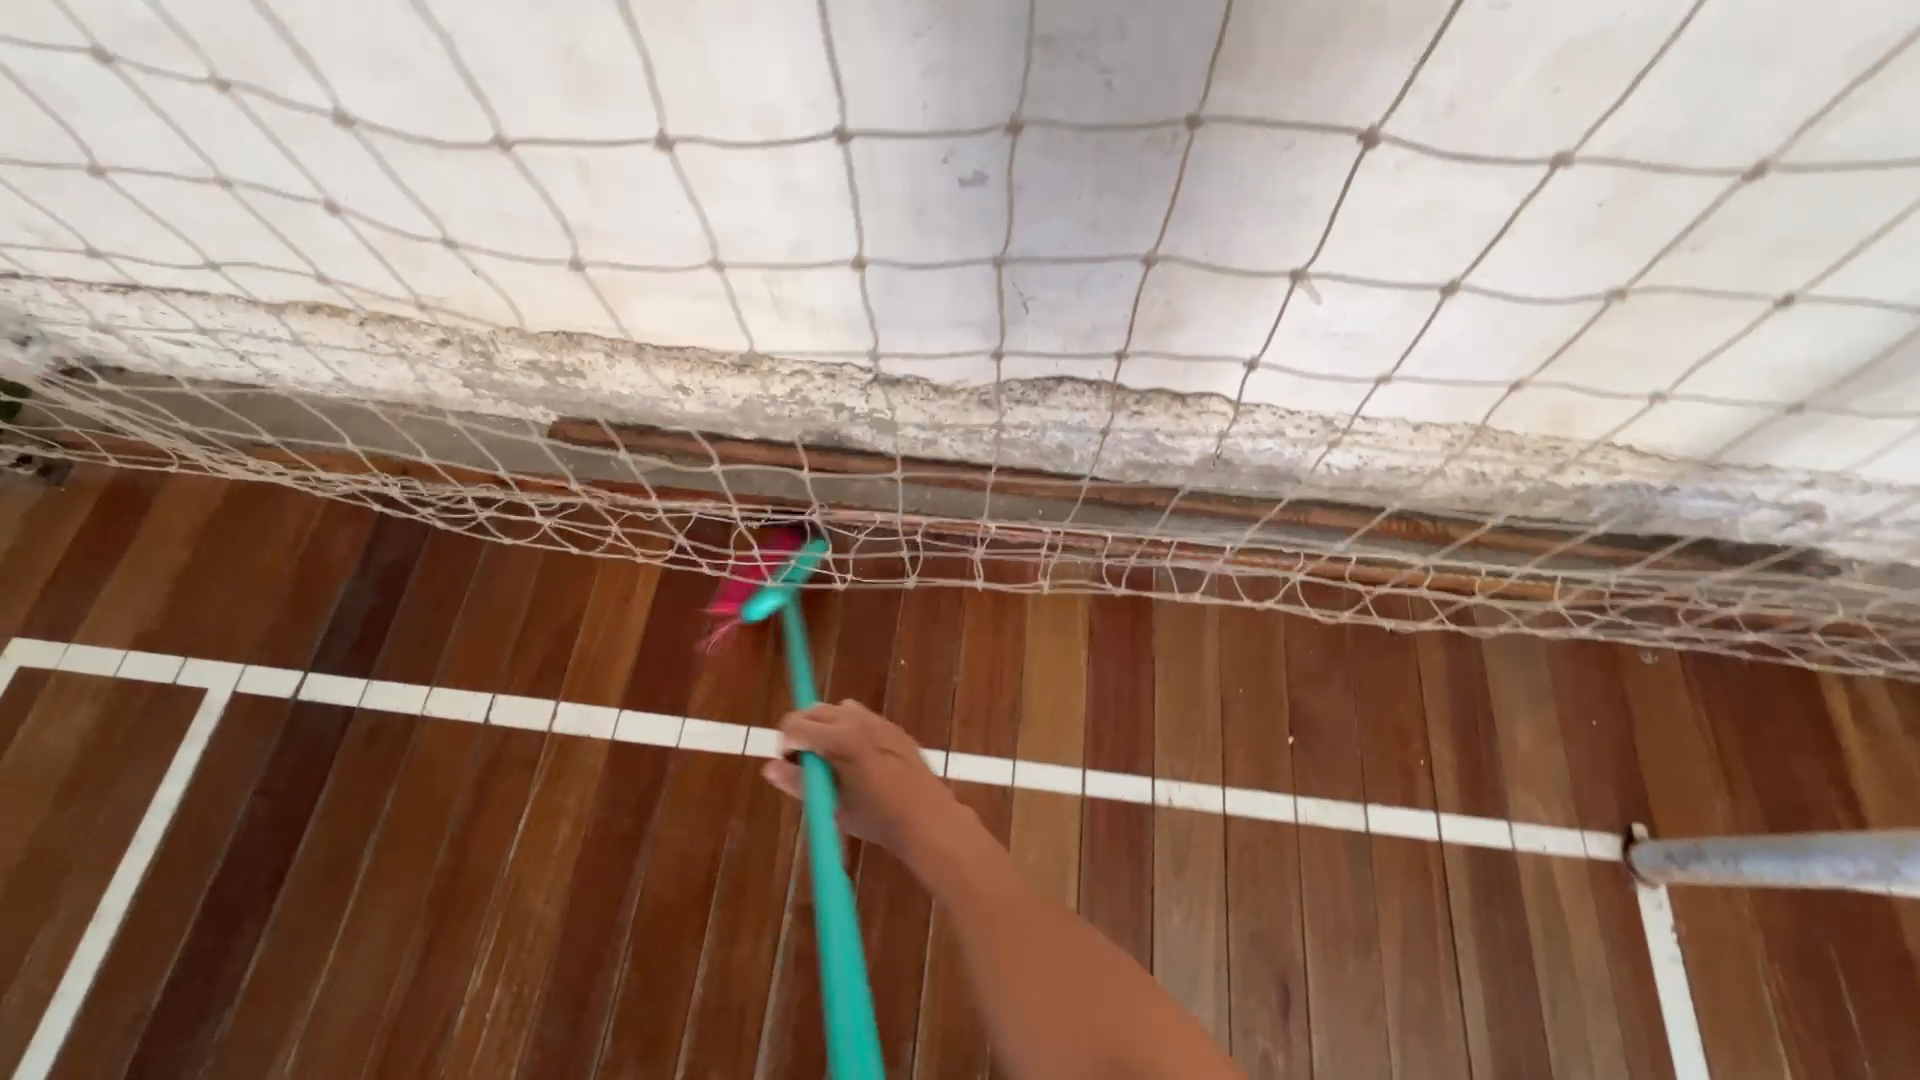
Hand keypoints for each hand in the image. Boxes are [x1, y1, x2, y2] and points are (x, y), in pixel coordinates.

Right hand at [761, 699, 962, 859]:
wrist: (925, 816)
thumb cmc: (875, 817)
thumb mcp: (831, 803)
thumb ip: (798, 782)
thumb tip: (768, 767)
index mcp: (839, 738)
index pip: (794, 724)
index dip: (785, 743)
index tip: (789, 765)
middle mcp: (856, 720)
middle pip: (812, 711)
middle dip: (801, 732)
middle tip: (805, 764)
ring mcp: (876, 720)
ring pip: (835, 710)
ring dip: (824, 727)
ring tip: (830, 760)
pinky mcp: (891, 726)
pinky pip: (858, 716)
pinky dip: (846, 728)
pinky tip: (856, 758)